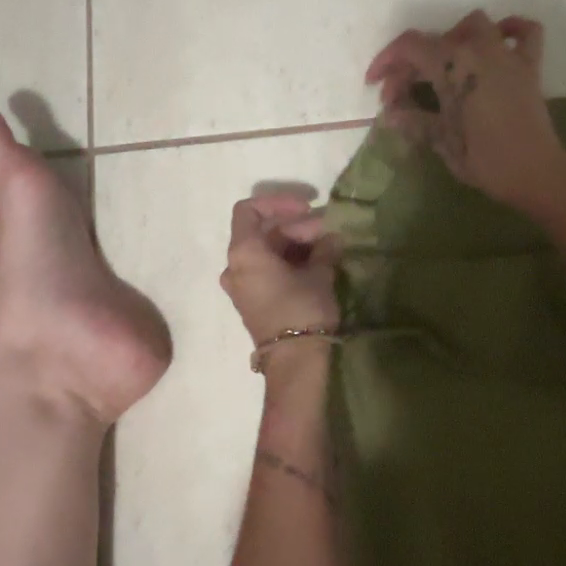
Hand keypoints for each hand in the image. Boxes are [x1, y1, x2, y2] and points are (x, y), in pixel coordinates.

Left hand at [220, 194, 340, 347]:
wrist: (294, 362)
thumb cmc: (303, 310)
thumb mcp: (319, 275)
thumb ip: (324, 249)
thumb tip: (331, 237)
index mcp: (244, 252)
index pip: (249, 210)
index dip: (278, 203)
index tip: (307, 208)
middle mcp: (234, 266)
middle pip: (261, 232)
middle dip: (295, 227)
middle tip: (327, 232)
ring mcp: (240, 286)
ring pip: (265, 253)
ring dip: (293, 245)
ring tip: (326, 248)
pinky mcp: (251, 303)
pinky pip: (265, 271)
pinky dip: (286, 262)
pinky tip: (314, 265)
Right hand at [365, 10, 565, 211]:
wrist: (535, 173)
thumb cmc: (485, 160)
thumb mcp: (442, 141)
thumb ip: (414, 120)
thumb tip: (390, 115)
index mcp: (453, 66)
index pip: (410, 47)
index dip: (387, 62)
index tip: (374, 85)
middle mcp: (479, 50)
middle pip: (436, 40)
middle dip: (412, 63)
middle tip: (401, 97)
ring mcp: (507, 55)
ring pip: (475, 26)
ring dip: (453, 38)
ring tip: (442, 66)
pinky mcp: (530, 67)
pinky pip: (524, 33)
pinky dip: (510, 29)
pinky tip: (497, 42)